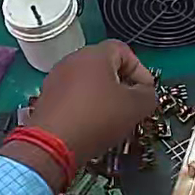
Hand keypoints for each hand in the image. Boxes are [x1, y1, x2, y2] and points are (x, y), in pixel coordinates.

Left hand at [28, 41, 157, 160]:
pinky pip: (73, 96)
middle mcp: (72, 60)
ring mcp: (56, 78)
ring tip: (113, 118)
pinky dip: (86, 106)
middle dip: (122, 84)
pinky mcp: (46, 97)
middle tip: (132, 104)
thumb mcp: (135, 107)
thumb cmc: (98, 118)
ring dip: (104, 96)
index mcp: (95, 55)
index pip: (124, 50)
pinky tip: (92, 125)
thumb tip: (146, 93)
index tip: (146, 90)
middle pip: (105, 66)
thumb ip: (148, 95)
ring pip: (88, 82)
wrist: (51, 144)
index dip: (139, 69)